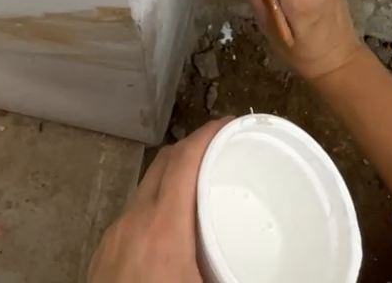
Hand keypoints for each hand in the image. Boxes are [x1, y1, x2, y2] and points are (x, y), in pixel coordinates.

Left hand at [87, 118, 230, 281]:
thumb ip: (231, 268)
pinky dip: (155, 208)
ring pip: (146, 189)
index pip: (184, 160)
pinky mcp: (104, 251)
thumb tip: (287, 279)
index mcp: (163, 229)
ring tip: (200, 191)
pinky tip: (171, 229)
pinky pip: (133, 214)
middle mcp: (134, 221)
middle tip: (223, 153)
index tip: (229, 124)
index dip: (207, 134)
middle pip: (164, 163)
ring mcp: (115, 234)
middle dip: (193, 149)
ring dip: (173, 180)